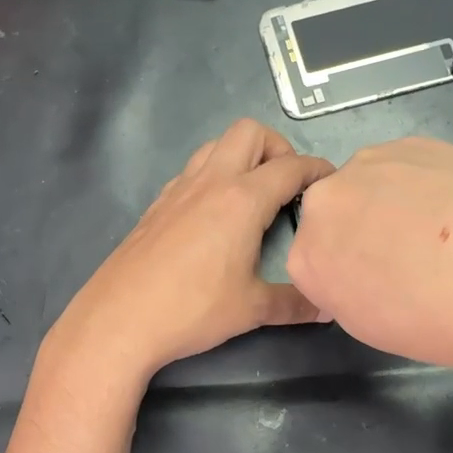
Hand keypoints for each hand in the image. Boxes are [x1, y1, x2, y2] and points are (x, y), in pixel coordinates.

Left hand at [51, 119, 334, 378]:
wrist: (119, 319)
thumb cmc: (192, 310)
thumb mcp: (252, 310)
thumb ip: (294, 303)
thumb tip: (327, 307)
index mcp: (242, 200)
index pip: (290, 167)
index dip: (317, 169)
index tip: (333, 182)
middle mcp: (211, 182)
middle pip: (249, 133)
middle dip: (277, 148)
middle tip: (287, 183)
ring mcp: (178, 190)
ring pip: (215, 146)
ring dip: (240, 156)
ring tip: (253, 193)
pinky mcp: (157, 205)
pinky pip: (191, 171)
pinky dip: (212, 176)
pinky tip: (214, 214)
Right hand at [287, 137, 452, 376]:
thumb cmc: (437, 320)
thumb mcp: (372, 327)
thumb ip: (346, 292)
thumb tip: (361, 273)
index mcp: (307, 256)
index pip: (312, 259)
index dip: (346, 271)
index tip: (378, 284)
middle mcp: (327, 202)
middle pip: (335, 212)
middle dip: (362, 228)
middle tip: (409, 255)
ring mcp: (371, 164)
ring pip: (371, 182)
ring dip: (393, 200)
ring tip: (443, 229)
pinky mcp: (415, 142)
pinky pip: (409, 164)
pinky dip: (427, 182)